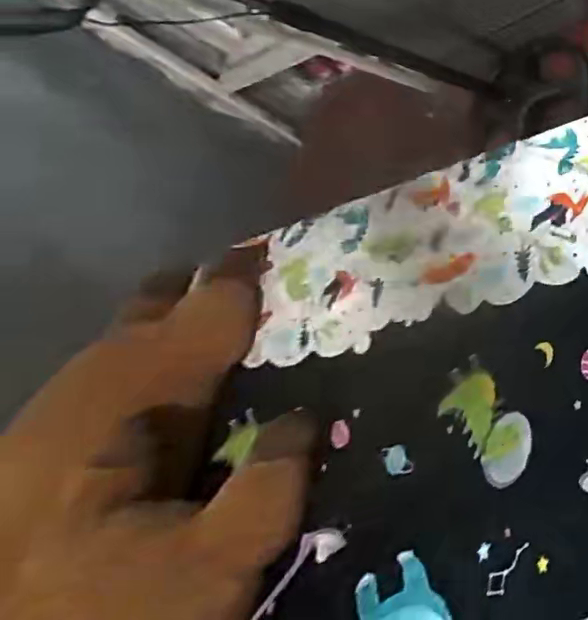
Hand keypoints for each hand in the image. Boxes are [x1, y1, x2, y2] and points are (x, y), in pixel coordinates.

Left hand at [0, 245, 314, 619]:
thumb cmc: (134, 609)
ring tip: (179, 297)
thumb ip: (272, 482)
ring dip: (139, 331)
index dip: (221, 299)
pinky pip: (77, 404)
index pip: (184, 346)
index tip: (254, 257)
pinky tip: (126, 369)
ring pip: (90, 374)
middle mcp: (74, 439)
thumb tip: (304, 416)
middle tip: (224, 265)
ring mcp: (39, 465)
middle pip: (122, 350)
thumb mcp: (226, 555)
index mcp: (128, 439)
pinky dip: (110, 371)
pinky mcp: (29, 494)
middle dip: (171, 303)